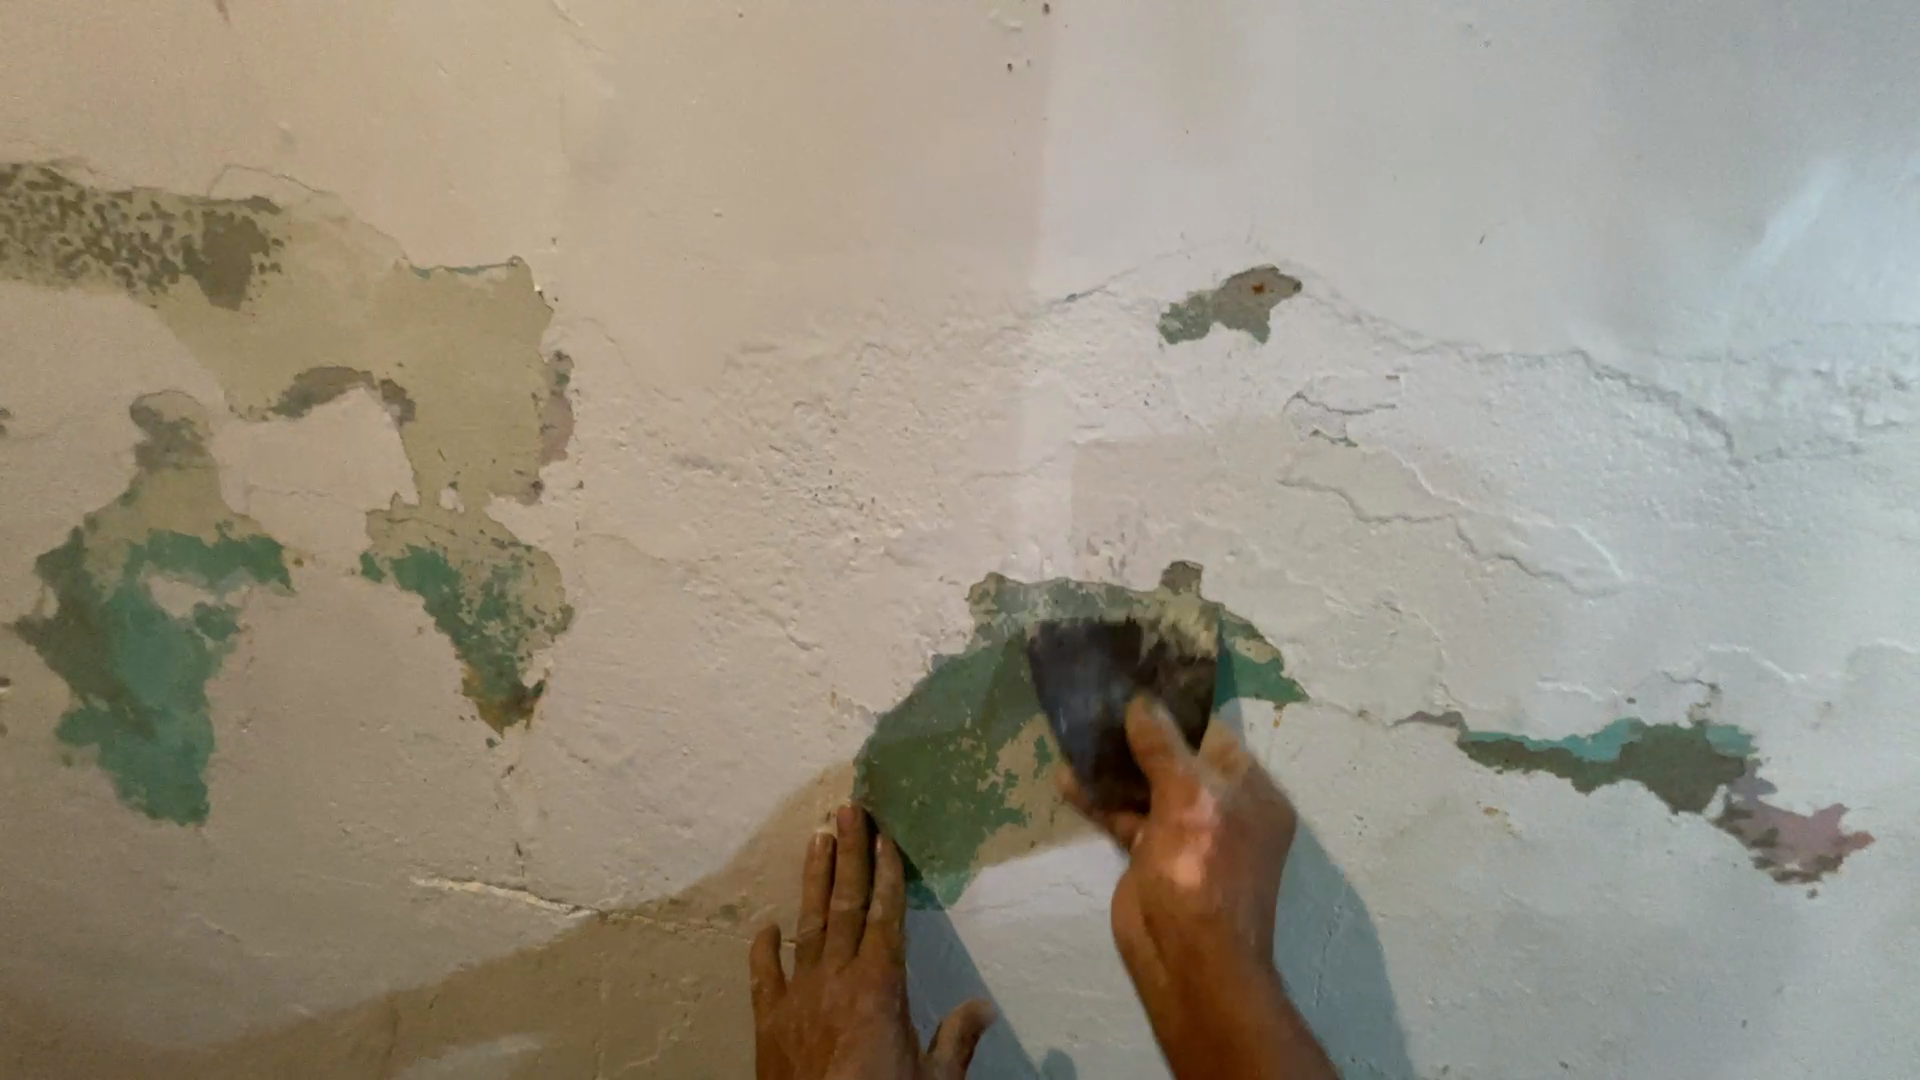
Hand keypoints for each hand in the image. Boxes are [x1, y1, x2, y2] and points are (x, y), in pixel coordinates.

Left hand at [750, 805, 997, 1079]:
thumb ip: (955, 1040)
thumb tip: (986, 1007)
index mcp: (879, 984)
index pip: (885, 914)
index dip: (887, 872)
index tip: (885, 835)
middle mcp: (838, 976)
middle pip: (846, 903)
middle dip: (850, 852)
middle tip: (848, 809)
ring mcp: (798, 995)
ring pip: (809, 923)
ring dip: (814, 879)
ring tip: (817, 837)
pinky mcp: (768, 1021)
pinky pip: (763, 976)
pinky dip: (763, 949)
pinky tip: (765, 924)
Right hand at [1061, 697, 1334, 1078]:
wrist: (1187, 958)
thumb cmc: (1203, 867)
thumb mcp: (1189, 796)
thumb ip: (1163, 745)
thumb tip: (1142, 702)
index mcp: (1249, 790)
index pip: (1213, 734)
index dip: (1176, 708)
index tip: (1139, 680)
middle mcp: (1220, 806)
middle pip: (1175, 756)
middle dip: (1138, 731)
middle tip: (1099, 698)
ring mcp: (1183, 830)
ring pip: (1145, 783)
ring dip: (1112, 763)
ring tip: (1076, 730)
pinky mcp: (1150, 851)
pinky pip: (1123, 813)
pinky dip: (1098, 797)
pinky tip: (1066, 777)